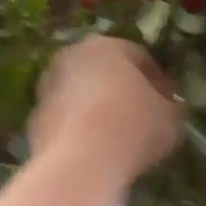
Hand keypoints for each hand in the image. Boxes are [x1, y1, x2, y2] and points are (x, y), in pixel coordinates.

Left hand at [29, 36, 181, 182]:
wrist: (80, 159)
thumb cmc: (133, 127)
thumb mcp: (171, 119)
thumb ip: (171, 107)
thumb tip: (168, 106)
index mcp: (106, 46)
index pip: (138, 55)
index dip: (157, 78)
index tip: (168, 101)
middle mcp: (71, 56)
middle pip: (103, 69)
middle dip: (121, 88)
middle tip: (141, 114)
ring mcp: (47, 84)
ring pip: (78, 91)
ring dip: (95, 106)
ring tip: (115, 134)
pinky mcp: (34, 114)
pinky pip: (64, 115)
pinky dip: (76, 126)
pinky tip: (91, 147)